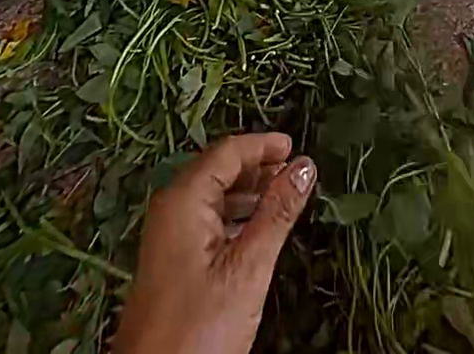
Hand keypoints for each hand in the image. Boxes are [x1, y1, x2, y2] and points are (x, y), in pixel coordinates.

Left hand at [113, 133, 316, 353]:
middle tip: (295, 172)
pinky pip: (207, 219)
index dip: (262, 145)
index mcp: (184, 198)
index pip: (227, 152)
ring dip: (249, 191)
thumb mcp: (248, 268)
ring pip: (214, 194)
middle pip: (219, 168)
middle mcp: (172, 206)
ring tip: (285, 196)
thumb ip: (277, 212)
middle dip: (258, 166)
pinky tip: (258, 228)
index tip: (295, 147)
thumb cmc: (201, 329)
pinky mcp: (172, 258)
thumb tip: (305, 166)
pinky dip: (235, 215)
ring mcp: (169, 233)